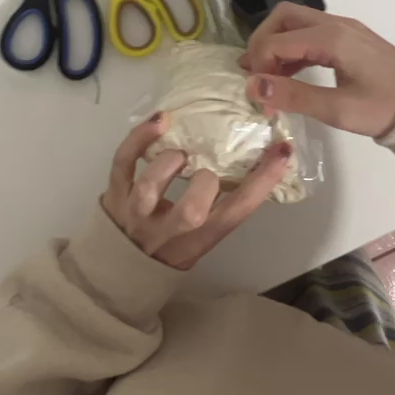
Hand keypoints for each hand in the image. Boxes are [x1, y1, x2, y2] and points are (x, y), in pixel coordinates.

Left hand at [102, 112, 293, 270]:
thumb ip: (221, 208)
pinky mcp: (114, 195)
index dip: (262, 182)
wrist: (116, 273)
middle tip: (205, 171)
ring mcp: (137, 213)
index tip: (281, 151)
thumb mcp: (202, 237)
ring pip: (149, 188)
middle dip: (204, 183)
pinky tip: (159, 121)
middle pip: (192, 213)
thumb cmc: (170, 247)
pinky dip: (138, 138)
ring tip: (178, 152)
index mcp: (199, 240)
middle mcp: (168, 230)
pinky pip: (122, 164)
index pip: (236, 212)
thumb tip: (256, 161)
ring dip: (167, 162)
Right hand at [240, 4, 394, 137]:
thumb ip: (293, 96)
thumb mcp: (338, 110)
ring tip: (267, 80)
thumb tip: (252, 85)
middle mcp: (336, 25)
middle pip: (284, 17)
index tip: (260, 98)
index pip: (277, 40)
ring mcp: (344, 29)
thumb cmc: (385, 110)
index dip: (260, 66)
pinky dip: (293, 50)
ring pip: (297, 23)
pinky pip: (311, 34)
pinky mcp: (350, 40)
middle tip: (254, 75)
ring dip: (276, 45)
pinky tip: (289, 76)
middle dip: (262, 42)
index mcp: (332, 38)